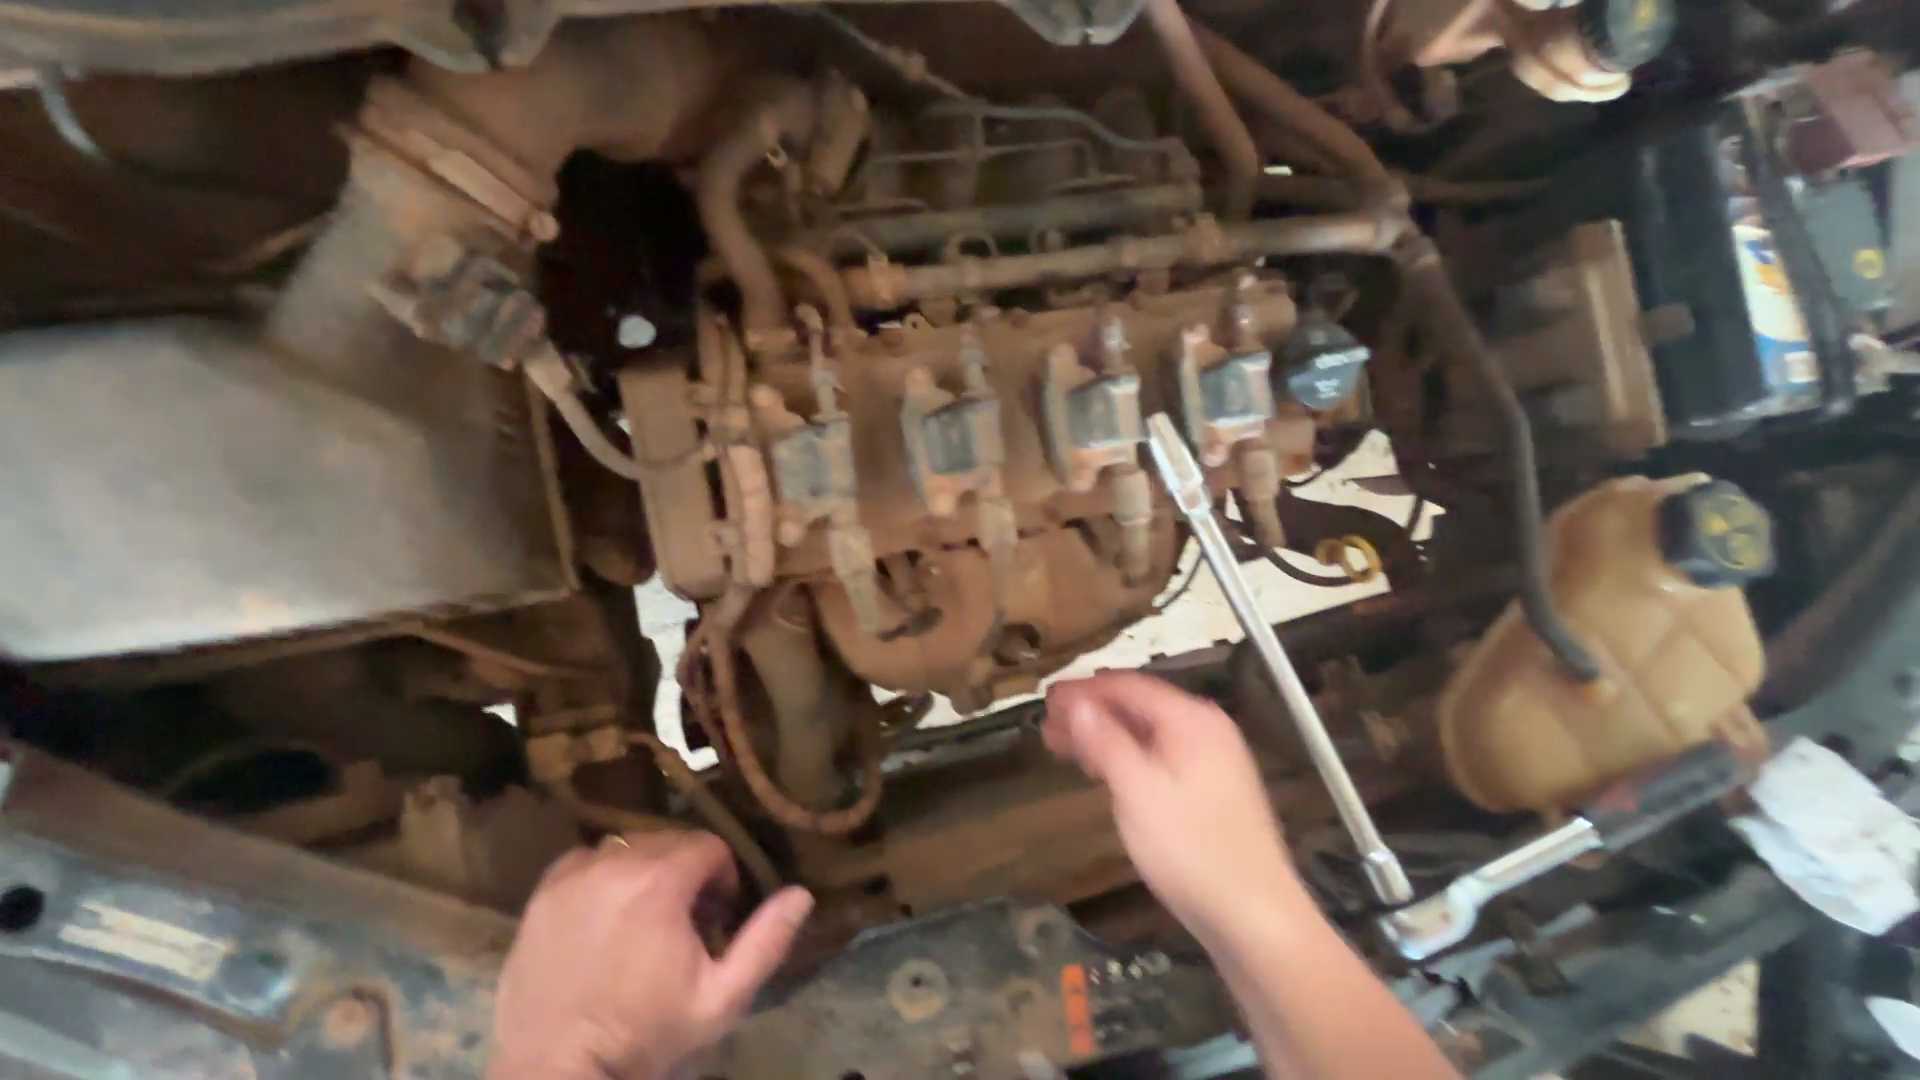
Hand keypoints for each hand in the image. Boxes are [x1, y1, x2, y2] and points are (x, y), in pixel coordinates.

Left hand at [488, 831, 813, 1079]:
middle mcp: (614, 864)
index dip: (722, 877)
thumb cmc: (643, 1035)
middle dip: (687, 872)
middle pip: (670, 840)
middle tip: (684, 921)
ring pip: (629, 846)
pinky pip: (587, 859)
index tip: (716, 916)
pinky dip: (604, 874)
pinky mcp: (542, 893)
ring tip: (645, 917)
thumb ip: (765, 943)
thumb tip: (801, 894)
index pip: (709, 845)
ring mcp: (573, 876)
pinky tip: (607, 913)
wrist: (554, 1074)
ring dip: (647, 869)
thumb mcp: (720, 1000)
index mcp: (659, 883)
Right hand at [1044, 673, 1302, 941]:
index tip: (1045, 697)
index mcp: (1191, 720)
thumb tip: (1076, 702)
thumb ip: (1105, 741)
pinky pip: (1158, 756)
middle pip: (1138, 706)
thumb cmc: (1191, 849)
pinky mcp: (1209, 789)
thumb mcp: (1137, 791)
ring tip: (1061, 745)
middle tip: (1047, 724)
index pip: (1127, 686)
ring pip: (1146, 733)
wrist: (1254, 917)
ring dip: (1103, 734)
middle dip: (1090, 711)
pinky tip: (1101, 770)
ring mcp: (1211, 760)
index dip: (1083, 689)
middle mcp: (1205, 730)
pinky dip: (1125, 756)